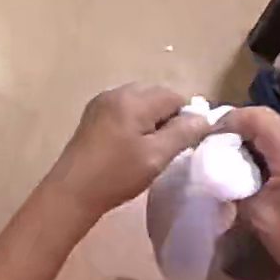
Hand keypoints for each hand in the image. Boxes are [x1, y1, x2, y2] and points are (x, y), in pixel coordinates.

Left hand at [40, 84, 209, 221]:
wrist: (75, 188)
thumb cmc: (118, 174)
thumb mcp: (156, 157)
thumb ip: (182, 134)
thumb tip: (204, 118)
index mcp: (134, 99)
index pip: (173, 95)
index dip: (185, 116)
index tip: (186, 142)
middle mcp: (118, 91)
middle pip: (155, 93)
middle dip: (168, 114)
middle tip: (169, 146)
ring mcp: (103, 99)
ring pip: (139, 99)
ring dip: (151, 116)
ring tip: (151, 147)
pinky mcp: (94, 111)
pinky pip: (124, 105)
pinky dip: (134, 118)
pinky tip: (132, 143)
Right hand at [217, 107, 279, 276]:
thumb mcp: (259, 216)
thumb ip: (233, 186)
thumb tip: (210, 170)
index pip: (258, 117)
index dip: (230, 120)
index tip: (208, 138)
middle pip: (266, 118)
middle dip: (236, 124)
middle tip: (213, 141)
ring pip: (272, 130)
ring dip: (247, 135)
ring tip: (224, 152)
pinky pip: (278, 146)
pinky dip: (258, 148)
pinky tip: (245, 168)